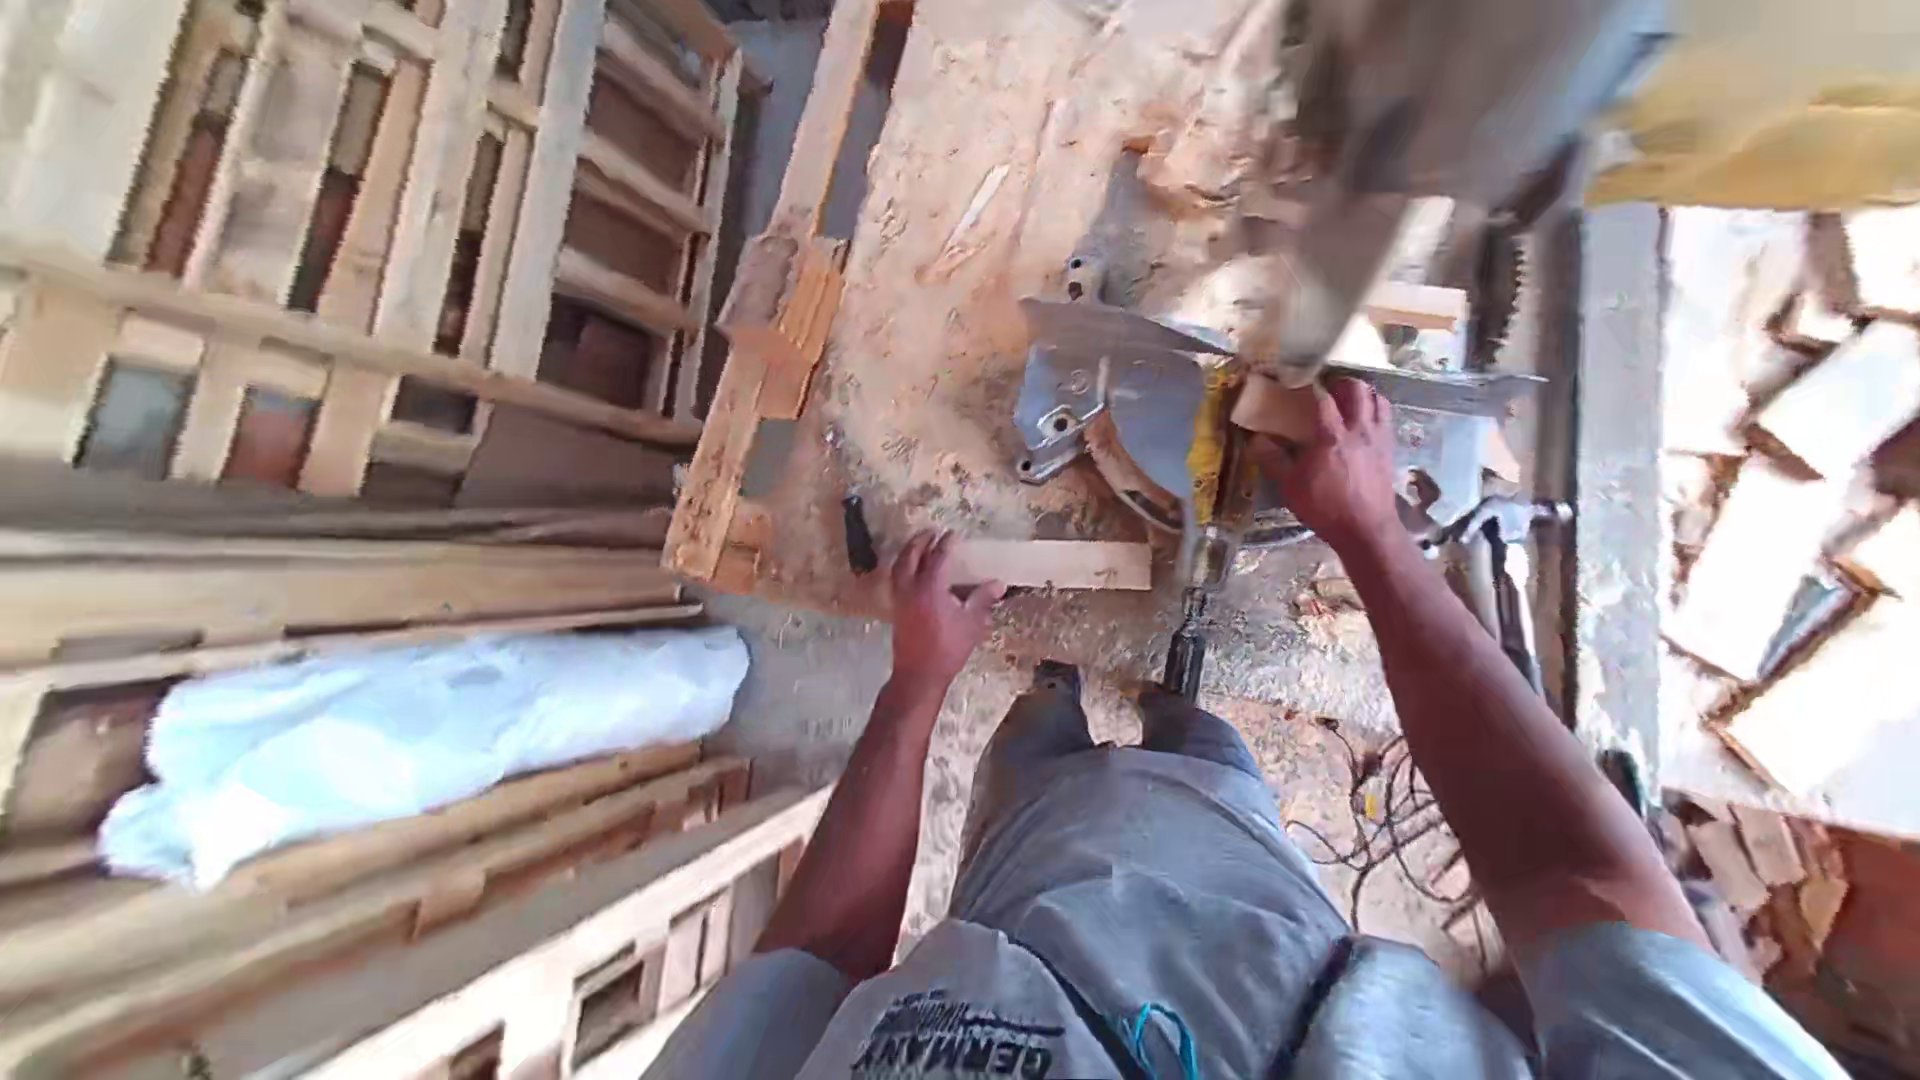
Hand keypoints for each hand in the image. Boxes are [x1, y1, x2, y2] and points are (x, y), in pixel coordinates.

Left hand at [889, 530, 1005, 685]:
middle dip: (920, 541)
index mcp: (930, 588)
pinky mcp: (896, 609)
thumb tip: (998, 584)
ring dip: (908, 552)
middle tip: (931, 532)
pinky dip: (903, 567)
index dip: (946, 544)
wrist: (919, 674)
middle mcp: (911, 589)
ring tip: (919, 545)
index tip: (953, 535)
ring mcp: (900, 599)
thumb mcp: (971, 623)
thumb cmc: (948, 649)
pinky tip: (912, 571)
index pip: (938, 557)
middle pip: (911, 556)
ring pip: (899, 567)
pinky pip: (896, 579)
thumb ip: (982, 599)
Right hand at [1251, 376, 1399, 551]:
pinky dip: (1376, 409)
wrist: (1365, 528)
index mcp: (1331, 437)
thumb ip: (1274, 460)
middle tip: (1327, 386)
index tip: (1299, 382)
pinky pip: (1386, 417)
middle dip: (1342, 382)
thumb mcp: (1290, 486)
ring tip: (1348, 398)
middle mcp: (1359, 430)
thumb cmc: (1324, 507)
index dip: (1310, 386)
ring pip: (1378, 399)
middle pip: (1358, 390)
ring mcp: (1378, 438)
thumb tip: (1256, 440)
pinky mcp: (1389, 449)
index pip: (1323, 399)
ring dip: (1363, 392)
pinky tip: (1364, 419)